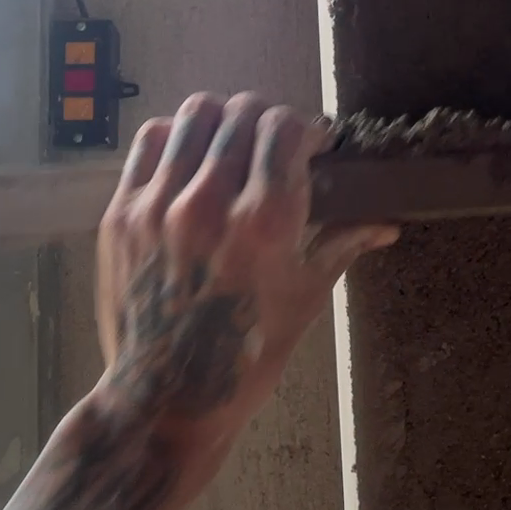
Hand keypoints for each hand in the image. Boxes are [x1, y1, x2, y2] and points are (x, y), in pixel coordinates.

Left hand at [95, 92, 398, 441]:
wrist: (164, 398)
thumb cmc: (248, 353)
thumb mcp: (307, 298)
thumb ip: (344, 245)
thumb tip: (388, 224)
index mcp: (265, 222)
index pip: (286, 127)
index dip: (308, 128)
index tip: (315, 145)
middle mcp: (210, 201)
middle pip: (243, 110)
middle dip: (270, 120)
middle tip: (277, 146)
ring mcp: (159, 203)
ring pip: (196, 112)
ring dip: (225, 120)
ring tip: (233, 145)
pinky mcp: (122, 211)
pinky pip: (151, 140)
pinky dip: (179, 137)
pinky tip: (192, 160)